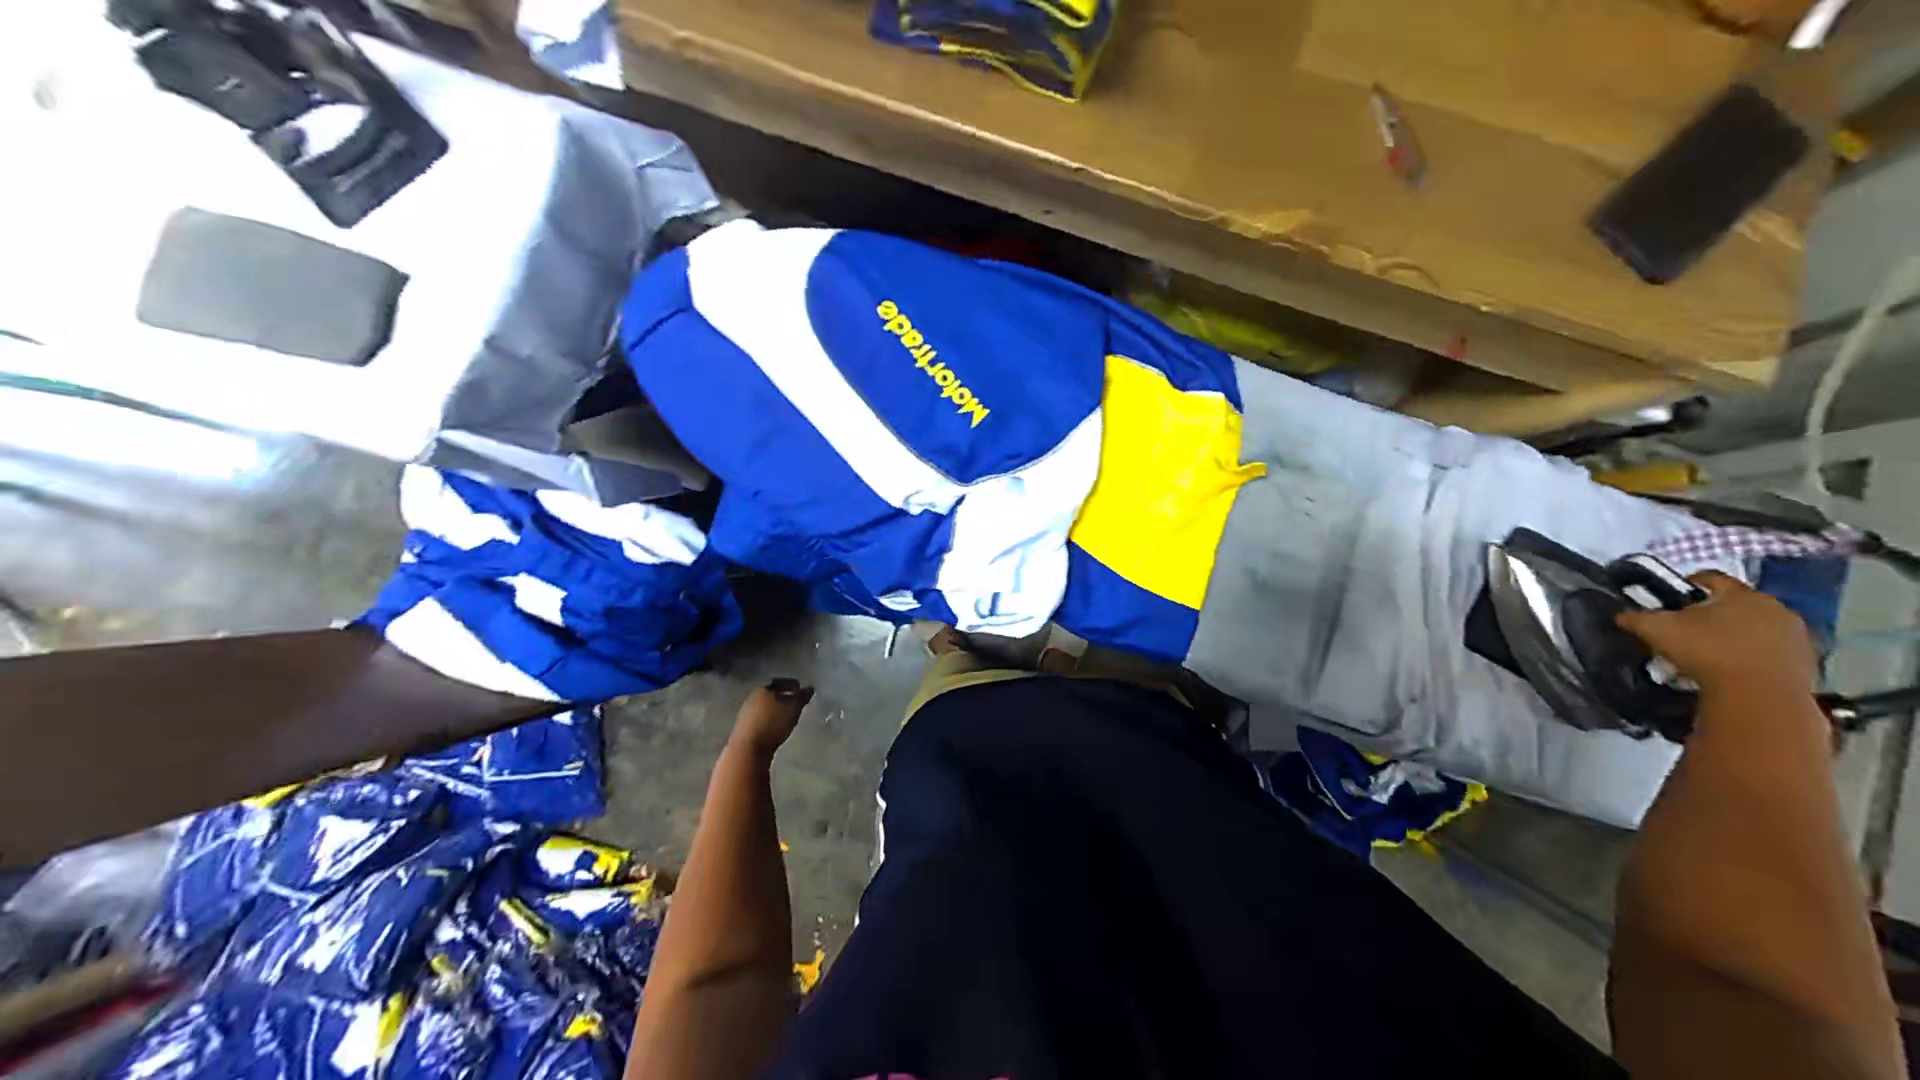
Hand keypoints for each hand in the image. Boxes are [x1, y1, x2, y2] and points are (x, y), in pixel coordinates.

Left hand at [728, 678, 813, 760]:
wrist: (748, 748)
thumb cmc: (773, 723)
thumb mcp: (793, 709)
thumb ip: (802, 697)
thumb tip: (809, 688)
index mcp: (764, 689)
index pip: (779, 682)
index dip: (790, 684)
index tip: (800, 687)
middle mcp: (752, 698)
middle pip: (770, 694)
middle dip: (782, 696)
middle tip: (794, 701)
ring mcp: (745, 713)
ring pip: (764, 706)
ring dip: (775, 709)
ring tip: (786, 715)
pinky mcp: (743, 727)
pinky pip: (760, 718)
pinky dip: (769, 719)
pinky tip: (775, 726)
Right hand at [1614, 571, 1816, 696]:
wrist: (1761, 695)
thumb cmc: (1707, 651)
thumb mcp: (1655, 630)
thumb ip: (1635, 617)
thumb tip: (1621, 615)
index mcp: (1741, 594)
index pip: (1709, 578)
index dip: (1685, 585)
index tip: (1669, 600)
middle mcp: (1775, 607)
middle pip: (1734, 604)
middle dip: (1711, 614)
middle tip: (1686, 630)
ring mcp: (1797, 634)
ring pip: (1755, 627)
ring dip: (1734, 634)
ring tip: (1709, 653)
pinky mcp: (1807, 660)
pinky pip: (1771, 649)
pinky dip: (1752, 654)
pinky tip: (1732, 669)